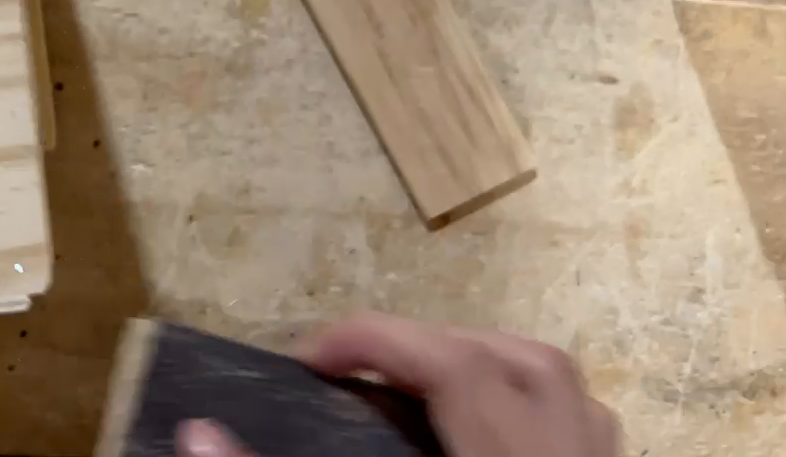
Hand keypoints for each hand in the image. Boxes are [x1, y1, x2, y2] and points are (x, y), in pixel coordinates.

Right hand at [175, 314, 618, 456]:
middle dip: (431, 345)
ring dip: (490, 370)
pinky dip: (528, 419)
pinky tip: (474, 448)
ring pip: (573, 400)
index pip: (457, 369)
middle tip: (362, 374)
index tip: (310, 362)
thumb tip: (196, 435)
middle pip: (523, 367)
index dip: (376, 339)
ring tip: (418, 394)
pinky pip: (589, 444)